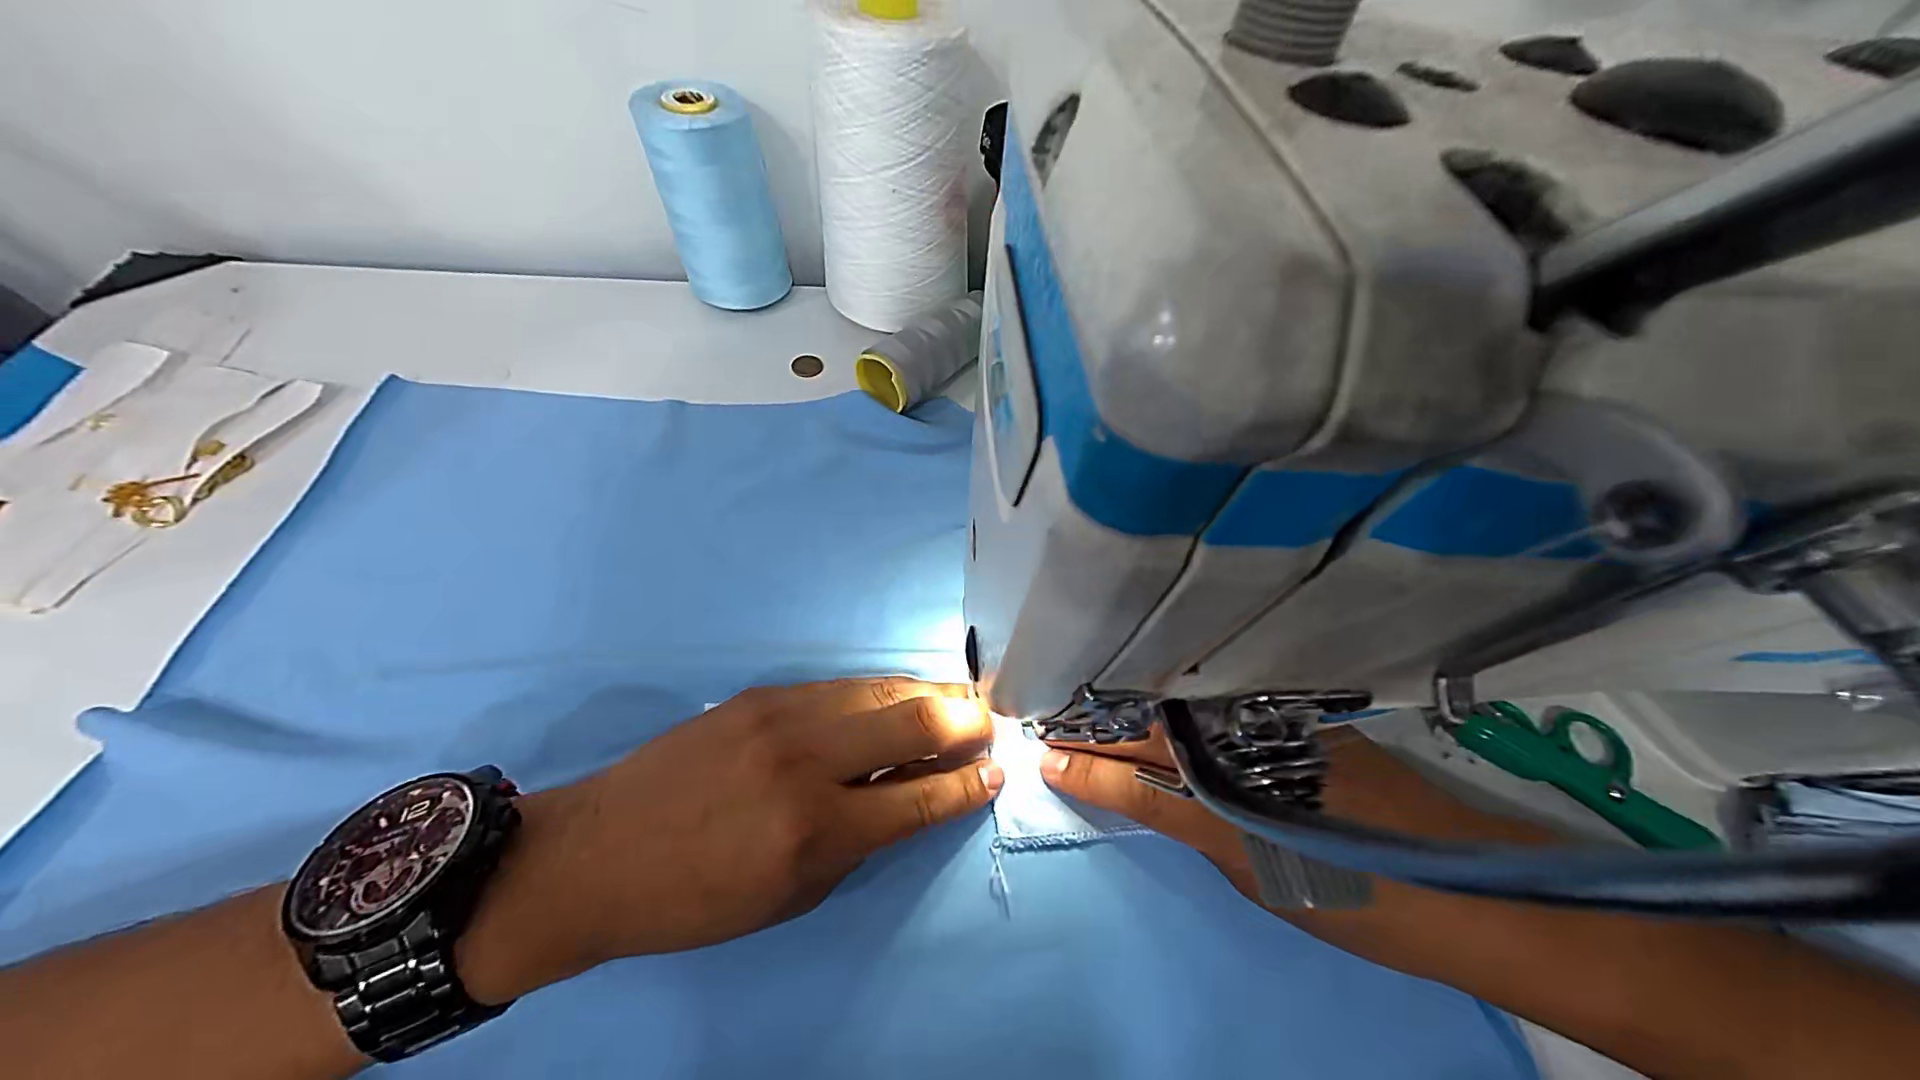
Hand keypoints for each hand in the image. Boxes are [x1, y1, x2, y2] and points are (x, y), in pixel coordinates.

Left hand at [458, 678, 999, 1000]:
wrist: (596, 853)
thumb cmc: (696, 899)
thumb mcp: (792, 896)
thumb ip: (861, 841)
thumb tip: (913, 794)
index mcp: (816, 830)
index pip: (921, 796)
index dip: (969, 783)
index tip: (997, 770)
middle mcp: (806, 761)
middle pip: (915, 718)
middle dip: (966, 719)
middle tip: (989, 723)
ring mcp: (781, 715)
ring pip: (881, 688)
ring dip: (929, 693)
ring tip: (958, 699)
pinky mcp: (761, 693)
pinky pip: (841, 686)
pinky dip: (881, 692)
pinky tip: (897, 697)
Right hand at [1038, 729, 1563, 980]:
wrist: (1468, 889)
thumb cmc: (1354, 898)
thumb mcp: (1252, 869)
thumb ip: (1180, 818)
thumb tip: (1124, 788)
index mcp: (1221, 787)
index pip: (1132, 772)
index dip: (1084, 764)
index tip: (1043, 753)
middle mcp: (1240, 738)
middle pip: (1147, 728)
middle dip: (1095, 726)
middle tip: (1051, 720)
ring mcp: (1268, 719)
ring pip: (1179, 709)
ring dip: (1131, 711)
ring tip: (1088, 709)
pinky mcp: (1295, 710)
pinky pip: (1220, 705)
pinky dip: (1180, 708)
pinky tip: (1158, 703)